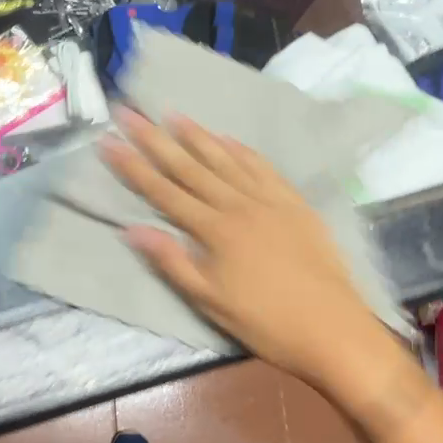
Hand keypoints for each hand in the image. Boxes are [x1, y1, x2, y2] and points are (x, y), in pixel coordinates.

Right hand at [101, 108, 400, 396]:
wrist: (334, 329)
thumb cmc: (265, 323)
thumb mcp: (210, 302)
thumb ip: (172, 262)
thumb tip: (132, 228)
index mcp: (214, 230)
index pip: (163, 191)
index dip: (132, 166)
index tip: (108, 141)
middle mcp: (238, 205)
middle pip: (188, 166)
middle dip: (155, 139)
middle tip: (130, 113)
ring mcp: (269, 200)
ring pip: (225, 159)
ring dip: (197, 135)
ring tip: (172, 114)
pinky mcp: (294, 203)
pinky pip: (262, 167)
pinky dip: (241, 150)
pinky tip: (227, 138)